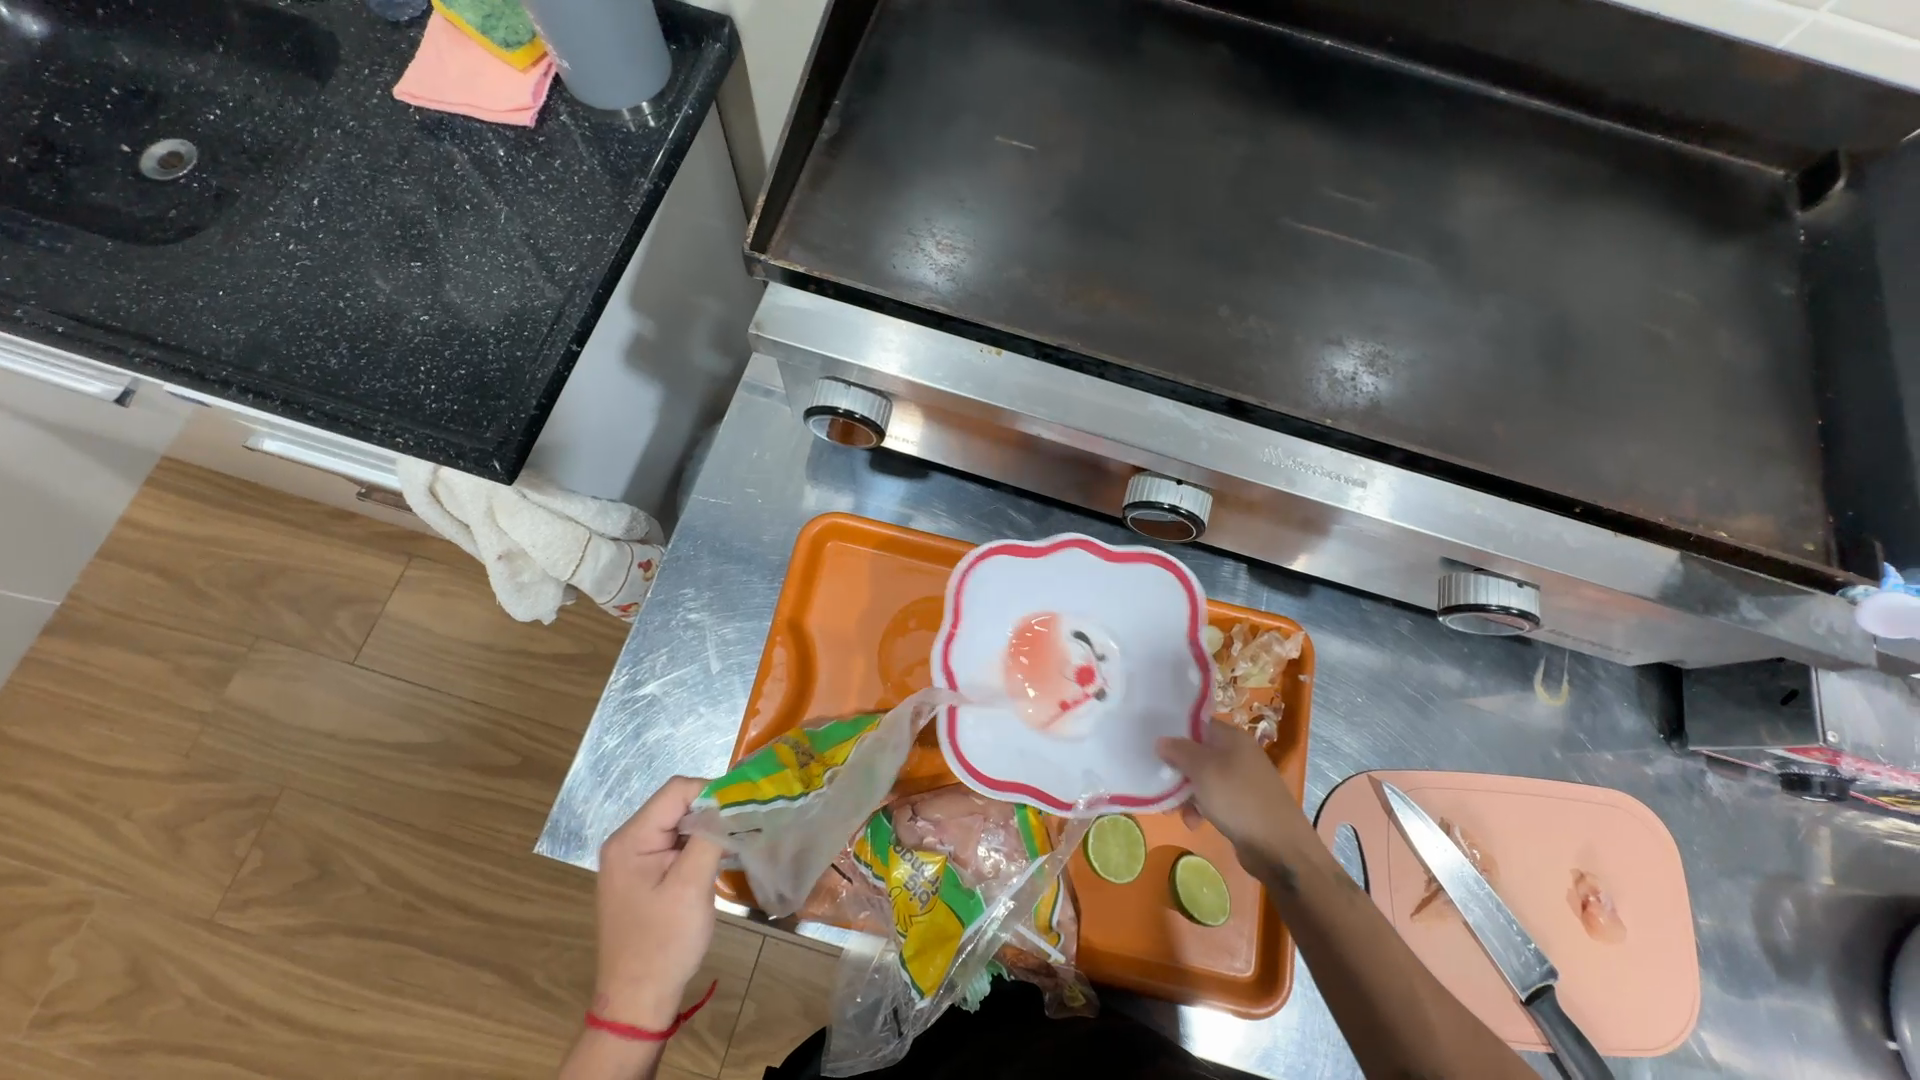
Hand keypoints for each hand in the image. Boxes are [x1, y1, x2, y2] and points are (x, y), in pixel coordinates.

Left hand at [593, 776, 723, 1027]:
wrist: (638, 999)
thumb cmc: (664, 943)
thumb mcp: (691, 886)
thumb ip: (709, 836)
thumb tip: (730, 801)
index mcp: (630, 839)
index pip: (677, 791)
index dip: (713, 792)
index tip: (745, 808)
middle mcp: (626, 842)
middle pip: (676, 805)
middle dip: (712, 811)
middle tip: (745, 826)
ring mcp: (632, 860)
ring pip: (678, 825)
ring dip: (707, 830)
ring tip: (737, 842)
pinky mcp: (642, 876)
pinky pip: (674, 846)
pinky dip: (697, 847)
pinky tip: (718, 859)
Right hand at [1157, 721, 1305, 875]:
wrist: (1279, 846)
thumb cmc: (1238, 798)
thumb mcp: (1203, 770)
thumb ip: (1179, 751)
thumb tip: (1162, 740)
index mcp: (1232, 738)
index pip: (1198, 725)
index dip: (1175, 734)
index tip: (1154, 748)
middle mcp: (1239, 755)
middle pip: (1198, 754)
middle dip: (1177, 771)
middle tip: (1160, 785)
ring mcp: (1242, 780)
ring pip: (1203, 779)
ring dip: (1186, 794)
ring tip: (1174, 811)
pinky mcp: (1243, 805)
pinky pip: (1214, 799)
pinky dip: (1201, 809)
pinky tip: (1194, 823)